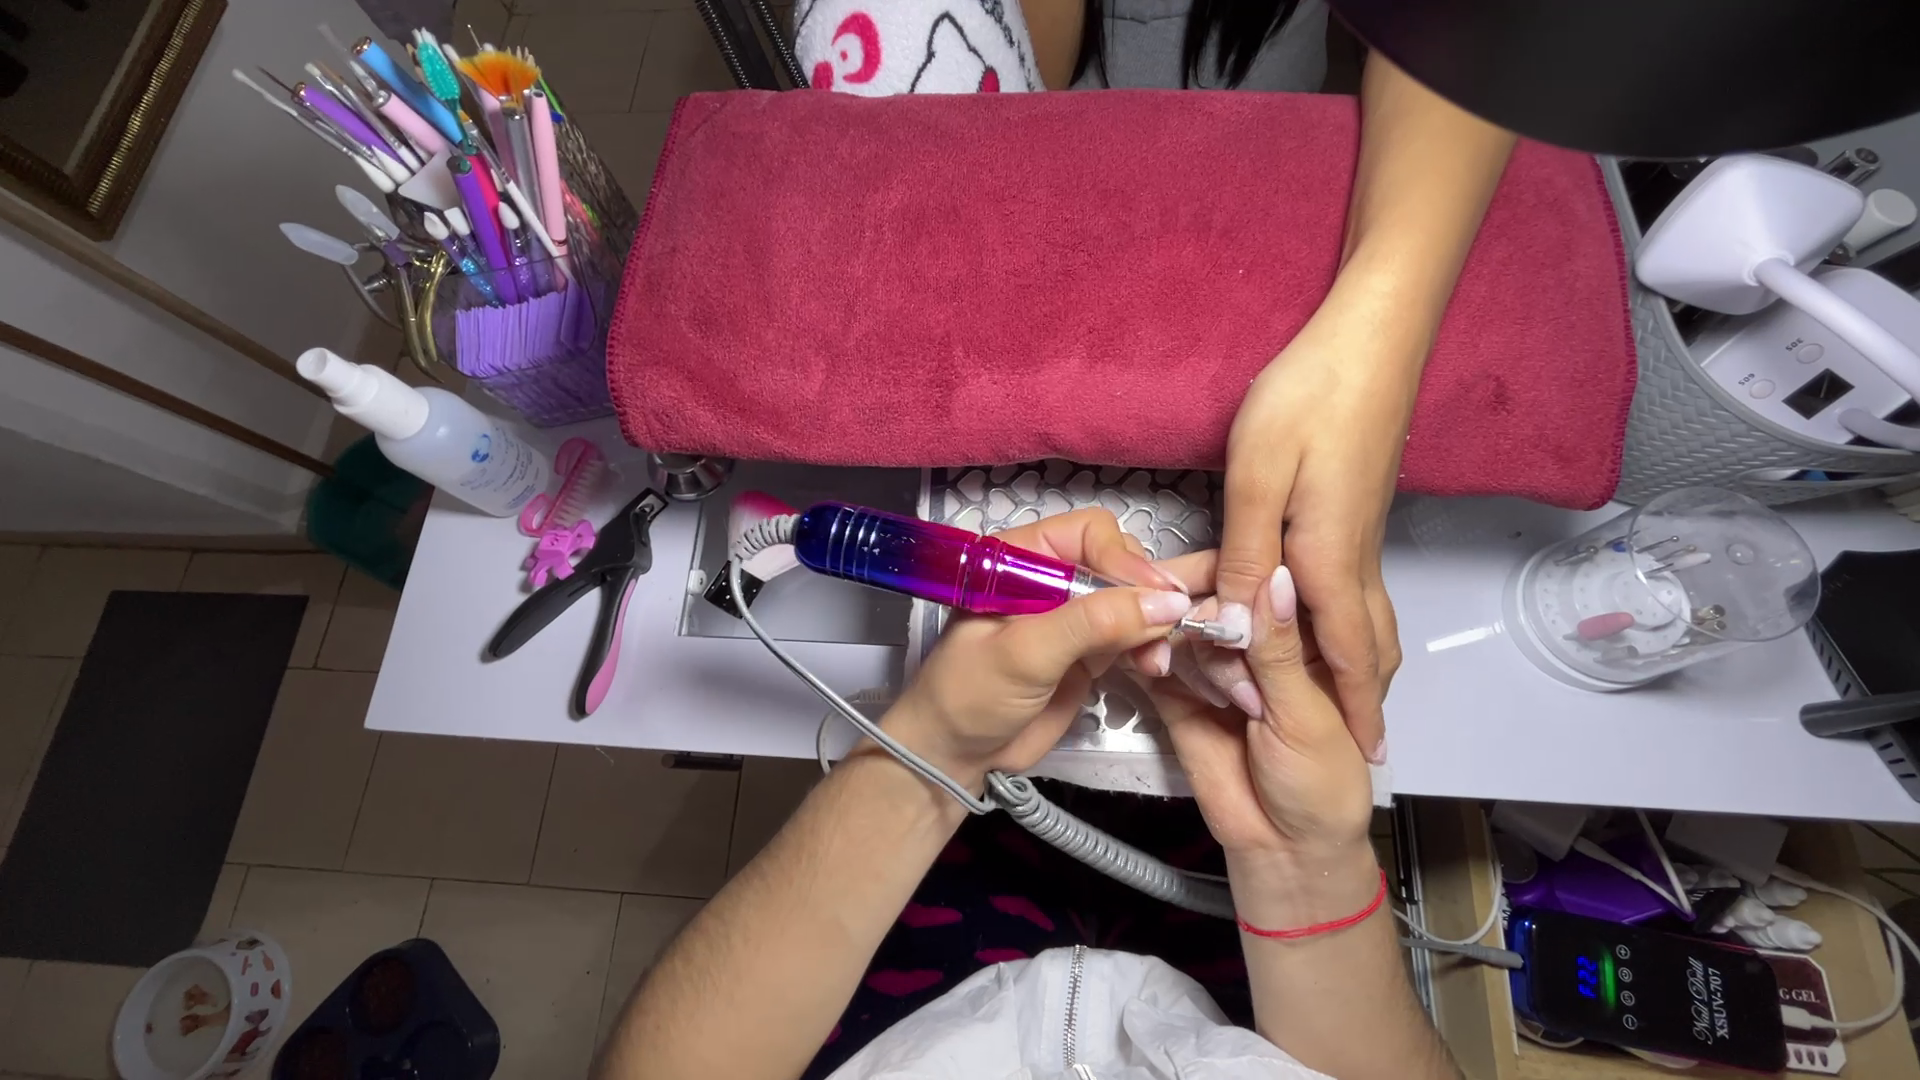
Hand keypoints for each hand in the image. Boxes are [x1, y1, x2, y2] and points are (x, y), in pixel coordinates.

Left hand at [880, 509, 1202, 787]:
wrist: (957, 753)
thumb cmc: (970, 694)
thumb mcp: (1026, 654)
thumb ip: (1092, 624)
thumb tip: (1166, 602)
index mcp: (1020, 558)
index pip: (1087, 533)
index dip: (1121, 557)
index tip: (1151, 593)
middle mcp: (1049, 577)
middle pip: (1116, 560)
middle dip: (1143, 591)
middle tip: (1163, 626)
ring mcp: (1071, 614)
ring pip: (1131, 598)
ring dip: (1153, 622)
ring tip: (1156, 658)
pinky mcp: (1088, 650)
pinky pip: (1131, 633)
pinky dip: (1149, 645)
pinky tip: (1153, 665)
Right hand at [1148, 564, 1378, 925]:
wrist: (1282, 850)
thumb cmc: (1320, 785)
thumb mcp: (1305, 713)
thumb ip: (1277, 646)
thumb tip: (1277, 575)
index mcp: (1300, 638)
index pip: (1260, 583)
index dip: (1230, 571)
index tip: (1201, 572)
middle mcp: (1252, 644)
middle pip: (1210, 598)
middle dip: (1202, 614)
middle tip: (1200, 635)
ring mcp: (1211, 667)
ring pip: (1179, 627)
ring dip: (1184, 647)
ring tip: (1211, 690)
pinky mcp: (1176, 692)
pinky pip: (1154, 661)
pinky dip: (1148, 658)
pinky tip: (1151, 666)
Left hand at [1210, 319, 1418, 764]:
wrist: (1367, 339)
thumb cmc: (1307, 402)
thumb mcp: (1257, 479)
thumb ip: (1251, 555)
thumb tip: (1246, 623)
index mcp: (1329, 557)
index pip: (1345, 651)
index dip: (1355, 706)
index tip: (1364, 755)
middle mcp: (1354, 555)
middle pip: (1369, 642)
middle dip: (1367, 696)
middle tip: (1366, 742)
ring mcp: (1362, 532)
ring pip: (1369, 615)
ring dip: (1364, 663)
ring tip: (1354, 701)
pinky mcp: (1357, 510)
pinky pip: (1358, 588)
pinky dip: (1354, 624)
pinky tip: (1332, 624)